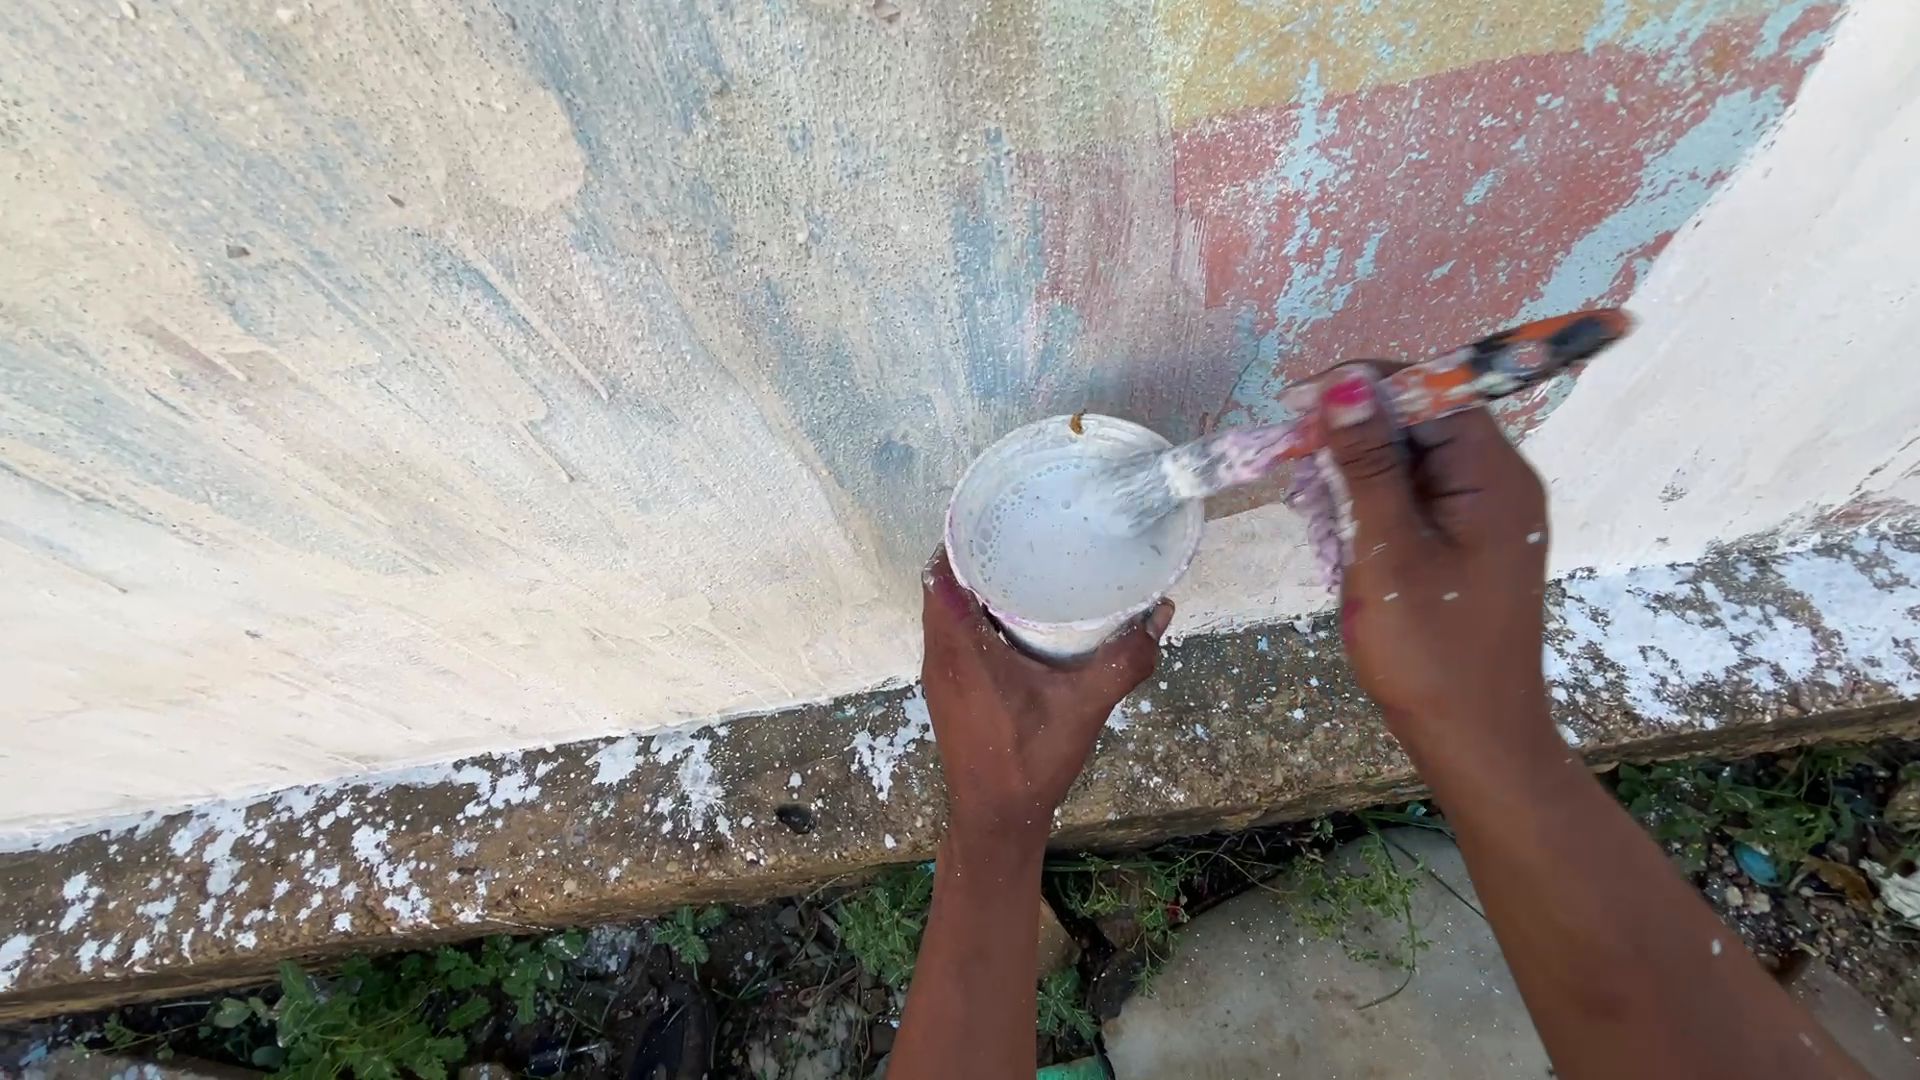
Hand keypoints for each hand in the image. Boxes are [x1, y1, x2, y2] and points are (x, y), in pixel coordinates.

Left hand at [920, 549, 1171, 846]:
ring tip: (1013, 561)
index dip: (958, 540)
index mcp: (959, 651)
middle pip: (940, 587)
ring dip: (968, 586)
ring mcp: (938, 674)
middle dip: (970, 556)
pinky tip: (1007, 613)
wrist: (994, 819)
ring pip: (943, 611)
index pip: (940, 576)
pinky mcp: (946, 689)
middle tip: (1014, 532)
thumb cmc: (1031, 763)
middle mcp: (938, 656)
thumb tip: (1158, 613)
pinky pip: (948, 632)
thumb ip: (1122, 662)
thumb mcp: (1083, 709)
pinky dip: (968, 613)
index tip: (992, 514)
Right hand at [1314, 365, 1552, 744]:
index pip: (1432, 392)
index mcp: (1493, 475)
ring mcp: (1477, 513)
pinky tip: (1336, 535)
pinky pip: (1406, 498)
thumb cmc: (1428, 647)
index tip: (1297, 403)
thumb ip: (1366, 462)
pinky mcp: (1458, 540)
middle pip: (1416, 423)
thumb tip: (1346, 383)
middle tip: (1298, 473)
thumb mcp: (1386, 548)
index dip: (1364, 386)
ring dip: (1351, 476)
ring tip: (1315, 515)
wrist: (1469, 733)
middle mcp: (1494, 482)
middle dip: (1351, 438)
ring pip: (1404, 461)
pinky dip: (1365, 506)